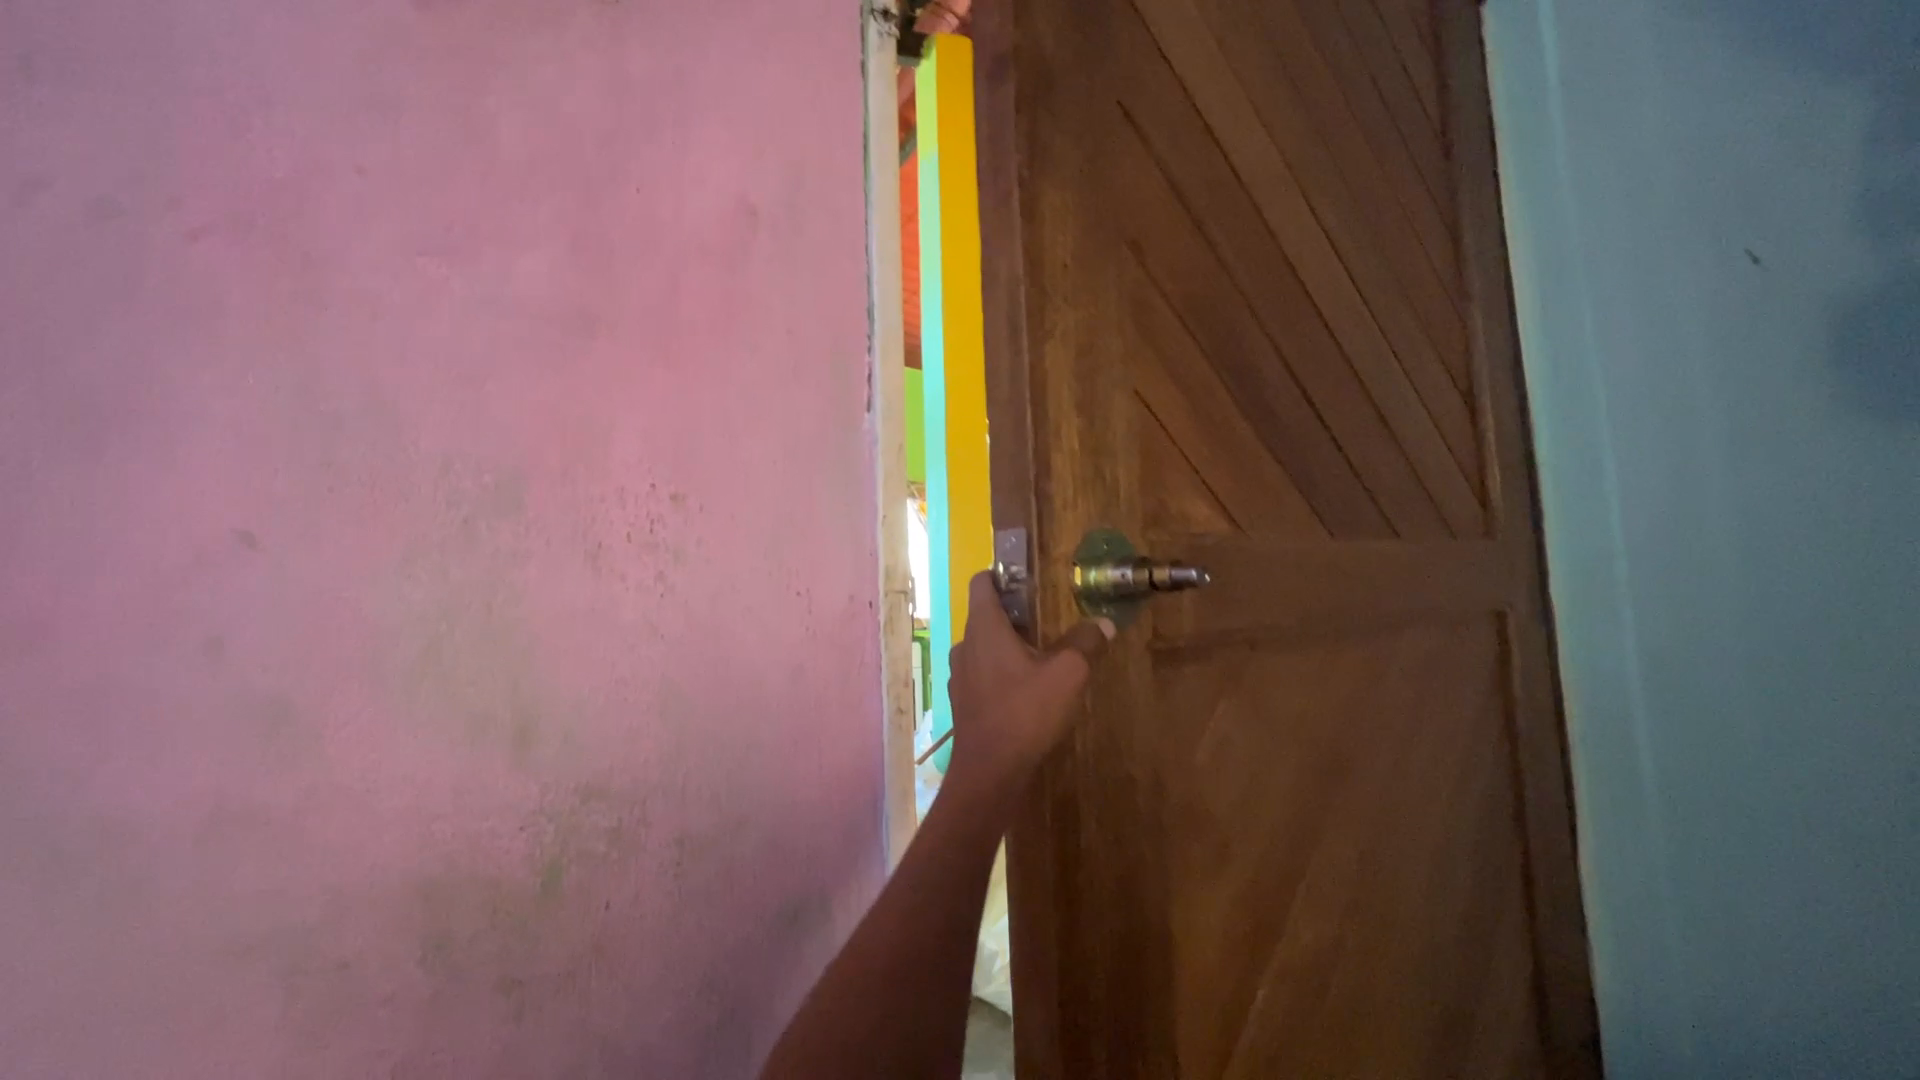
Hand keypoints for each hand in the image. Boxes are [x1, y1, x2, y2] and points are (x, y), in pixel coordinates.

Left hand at [945, 571, 1115, 796]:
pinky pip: (982, 673)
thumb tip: (1104, 623)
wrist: (990, 771)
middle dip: (1015, 613)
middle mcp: (964, 645)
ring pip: (984, 647)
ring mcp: (959, 675)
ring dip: (1009, 645)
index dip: (1002, 573)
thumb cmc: (1026, 712)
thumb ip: (1086, 643)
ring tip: (1042, 656)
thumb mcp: (1068, 673)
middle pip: (985, 615)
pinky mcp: (963, 702)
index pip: (981, 582)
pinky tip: (1026, 690)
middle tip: (1048, 620)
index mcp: (984, 627)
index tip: (1028, 579)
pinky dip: (1001, 672)